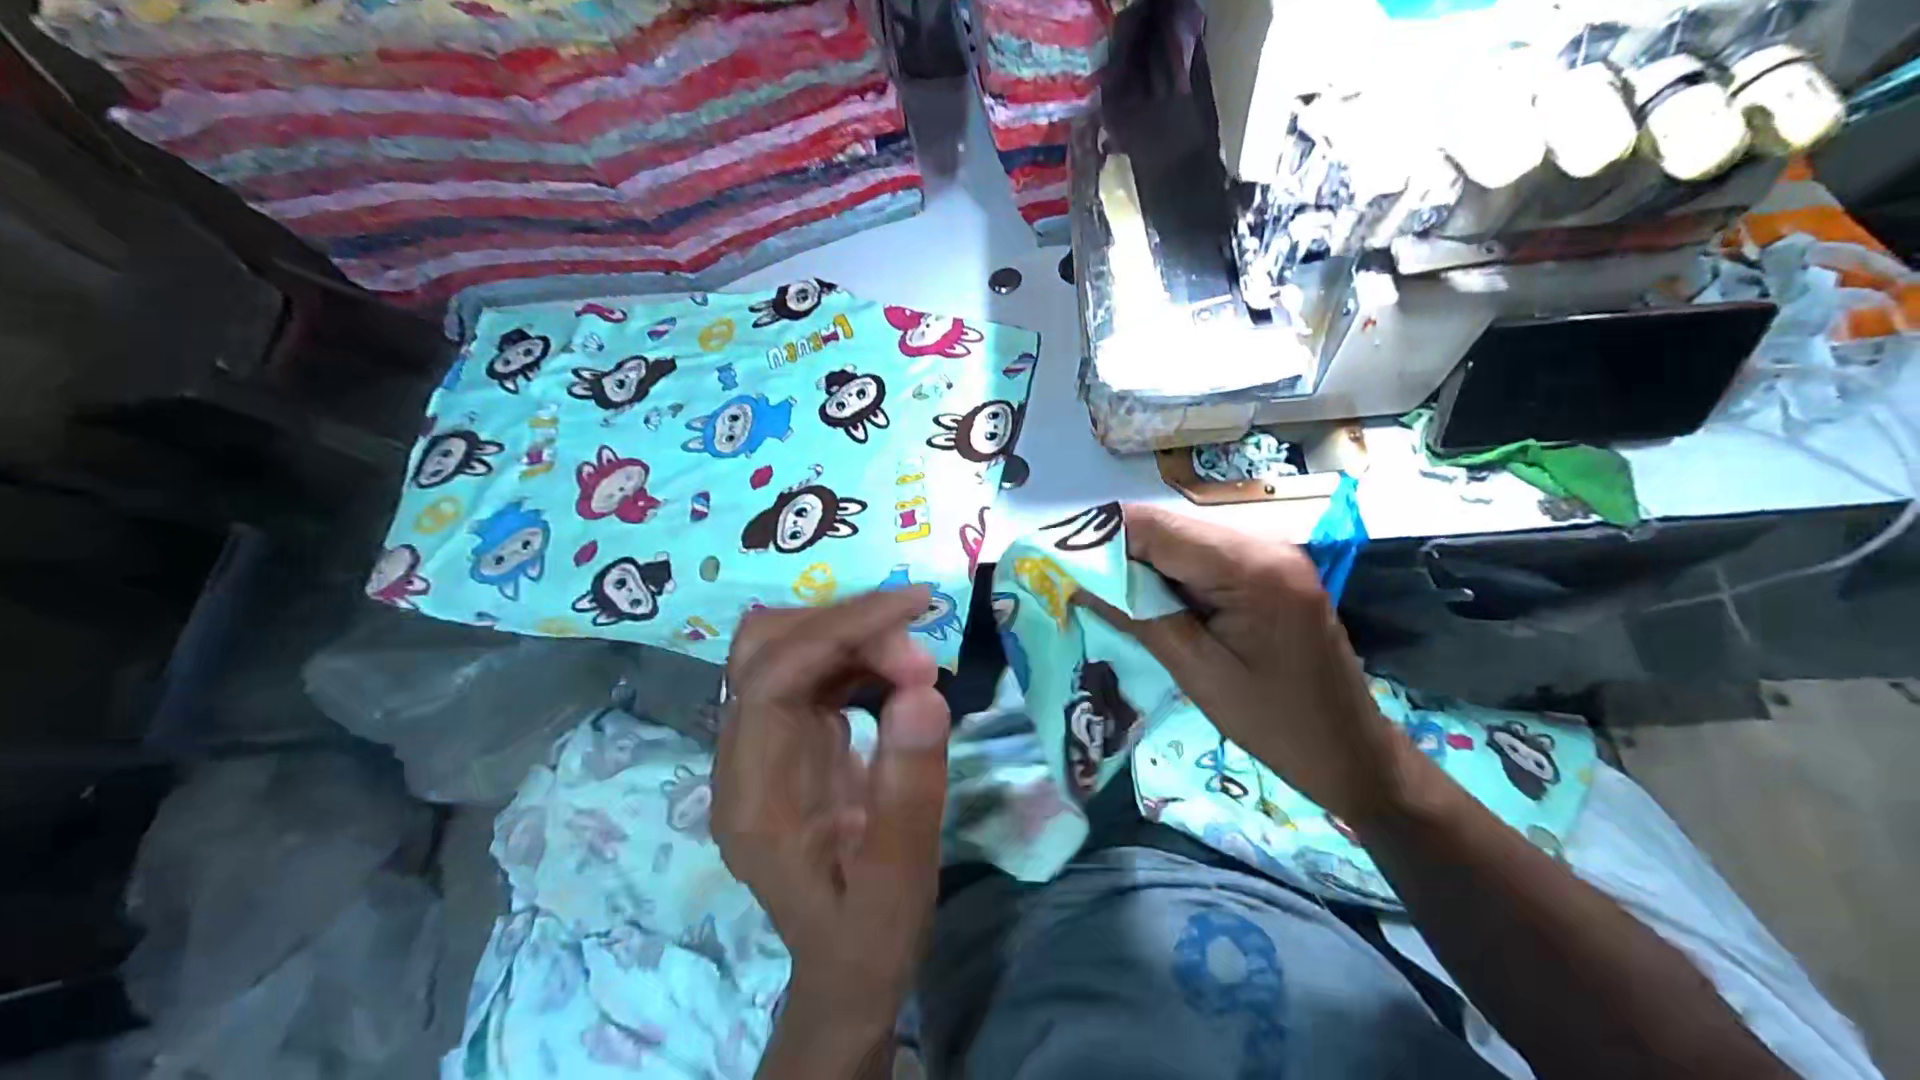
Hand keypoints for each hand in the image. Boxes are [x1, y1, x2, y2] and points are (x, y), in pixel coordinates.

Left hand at [714, 588, 950, 1063]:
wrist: (847, 967)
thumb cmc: (869, 933)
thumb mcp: (901, 876)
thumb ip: (910, 788)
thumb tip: (922, 691)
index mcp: (753, 796)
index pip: (769, 680)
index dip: (837, 630)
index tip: (911, 609)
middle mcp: (742, 757)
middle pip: (766, 649)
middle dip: (846, 626)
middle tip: (921, 653)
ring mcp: (761, 743)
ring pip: (787, 648)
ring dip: (855, 636)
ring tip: (919, 664)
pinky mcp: (789, 737)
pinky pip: (812, 668)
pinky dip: (857, 654)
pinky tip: (897, 674)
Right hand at [1080, 503, 1409, 822]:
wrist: (1354, 755)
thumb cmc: (1278, 725)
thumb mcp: (1199, 673)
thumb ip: (1138, 616)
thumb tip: (1077, 582)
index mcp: (1252, 566)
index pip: (1155, 527)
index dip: (1097, 536)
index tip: (1052, 558)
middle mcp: (1263, 545)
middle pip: (1167, 528)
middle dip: (1112, 551)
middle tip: (1066, 580)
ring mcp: (1269, 557)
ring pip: (1180, 543)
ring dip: (1136, 565)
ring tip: (1094, 594)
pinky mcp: (1267, 575)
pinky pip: (1201, 562)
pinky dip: (1164, 577)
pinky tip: (1141, 603)